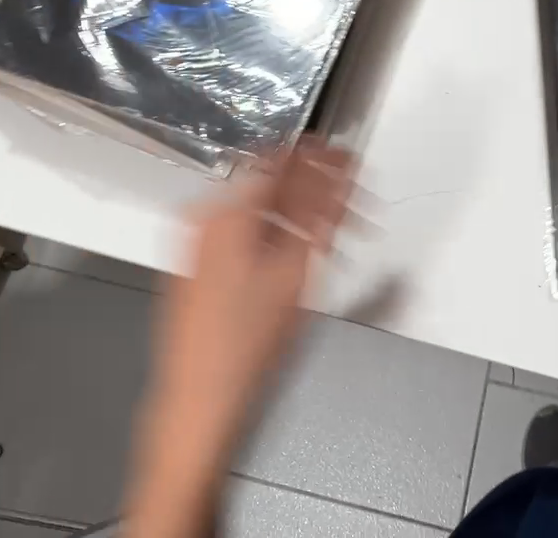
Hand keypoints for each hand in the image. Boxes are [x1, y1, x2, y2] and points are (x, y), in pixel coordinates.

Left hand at [125, 142, 353, 537]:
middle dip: (320, 192)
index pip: (280, 158)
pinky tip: (306, 256)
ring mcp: (197, 242)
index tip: (352, 159)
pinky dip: (278, 235)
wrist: (198, 401)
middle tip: (359, 208)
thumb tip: (342, 167)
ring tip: (341, 236)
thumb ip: (321, 211)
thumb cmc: (249, 338)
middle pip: (273, 185)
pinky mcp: (199, 266)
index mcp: (224, 210)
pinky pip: (246, 233)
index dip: (321, 155)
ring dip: (303, 215)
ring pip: (262, 211)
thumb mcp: (296, 270)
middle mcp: (205, 217)